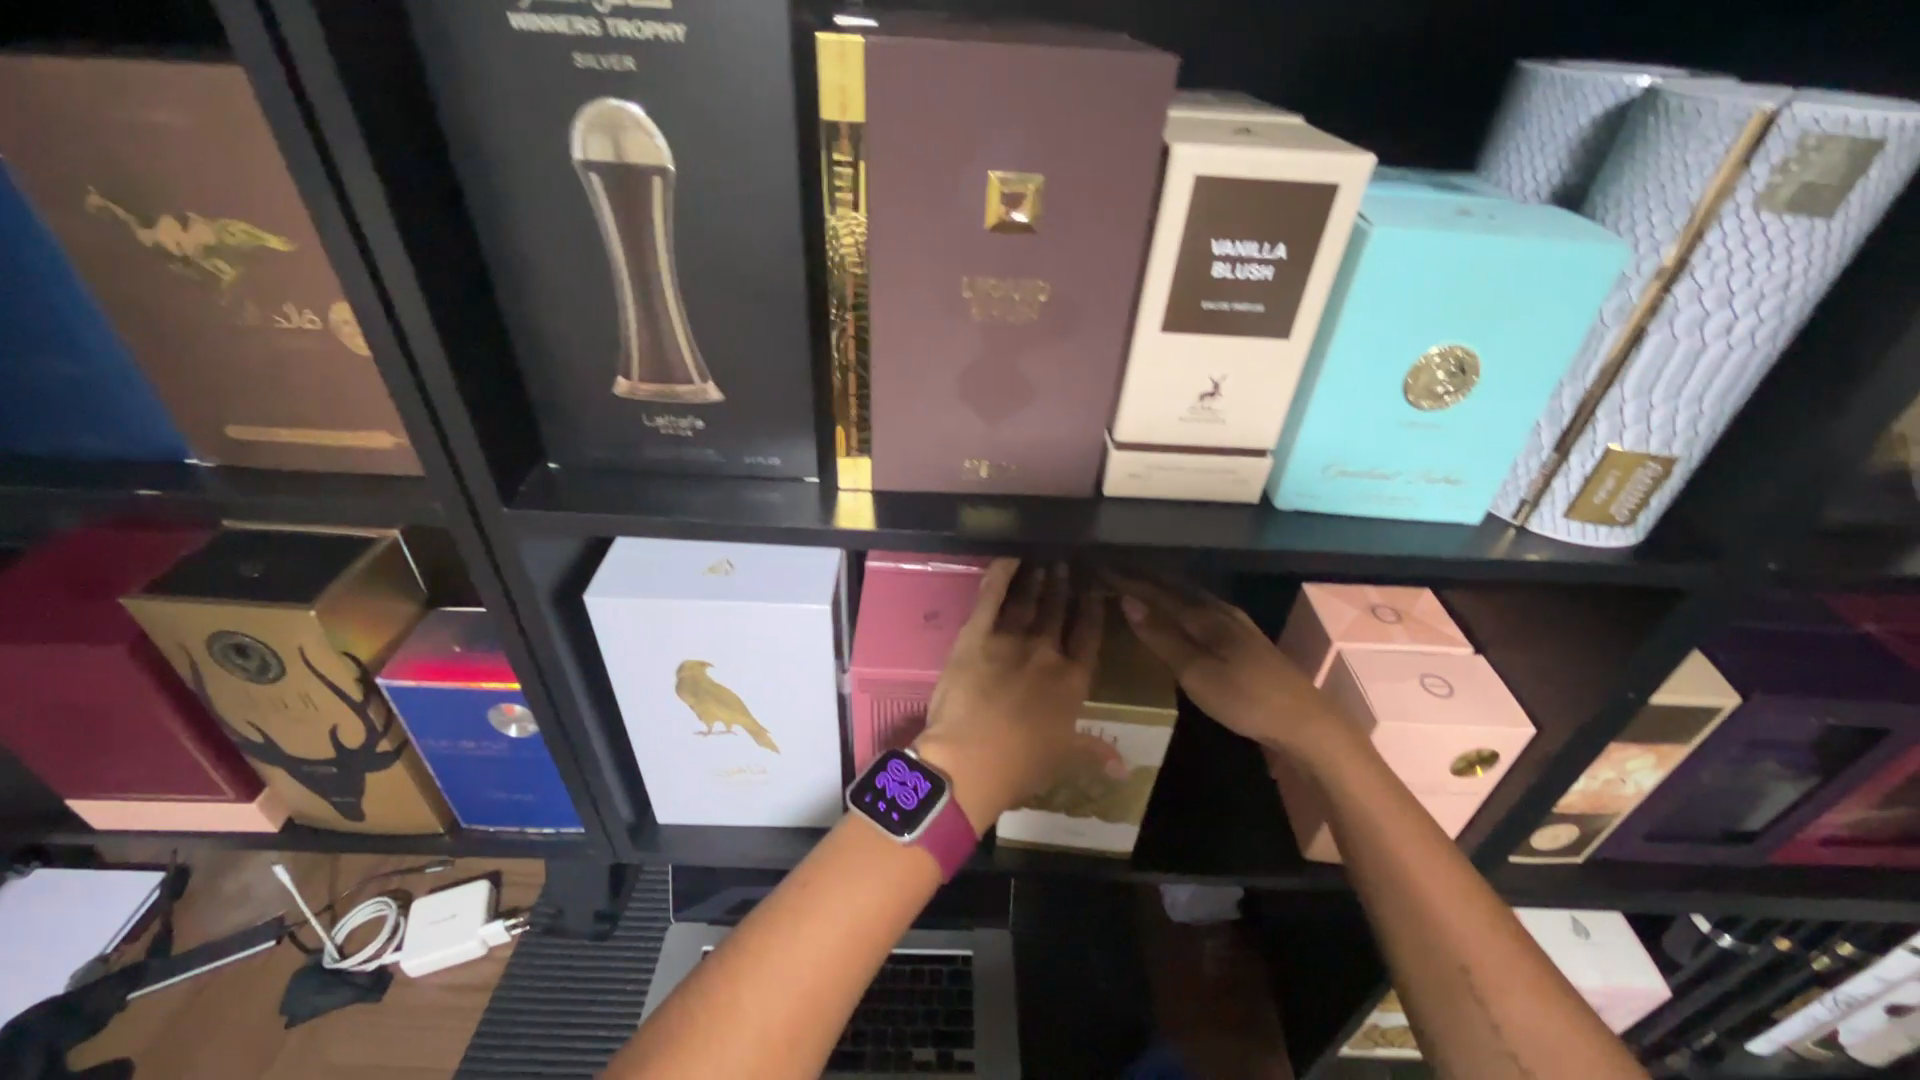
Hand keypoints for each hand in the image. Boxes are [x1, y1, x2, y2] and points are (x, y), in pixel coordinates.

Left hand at [914, 559, 1121, 832]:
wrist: (972, 759)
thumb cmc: (1022, 764)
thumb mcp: (1064, 759)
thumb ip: (1094, 751)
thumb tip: (1125, 768)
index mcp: (1073, 681)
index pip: (1089, 638)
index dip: (1092, 613)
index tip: (1093, 592)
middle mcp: (1047, 653)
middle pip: (1059, 613)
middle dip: (1064, 589)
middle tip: (1066, 566)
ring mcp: (1011, 639)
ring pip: (1029, 602)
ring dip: (1037, 581)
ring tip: (1044, 563)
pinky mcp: (976, 635)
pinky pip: (990, 598)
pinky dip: (999, 576)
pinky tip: (1007, 560)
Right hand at [1105, 574, 1348, 759]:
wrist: (1304, 722)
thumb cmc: (1246, 699)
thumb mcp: (1196, 673)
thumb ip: (1162, 638)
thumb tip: (1128, 601)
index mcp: (1206, 617)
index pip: (1158, 592)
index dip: (1128, 581)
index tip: (1100, 570)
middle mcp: (1221, 612)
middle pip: (1177, 588)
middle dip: (1145, 580)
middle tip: (1114, 574)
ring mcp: (1237, 626)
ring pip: (1191, 598)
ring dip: (1164, 591)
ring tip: (1139, 588)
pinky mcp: (1245, 641)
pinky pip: (1202, 611)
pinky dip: (1181, 606)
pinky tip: (1180, 615)